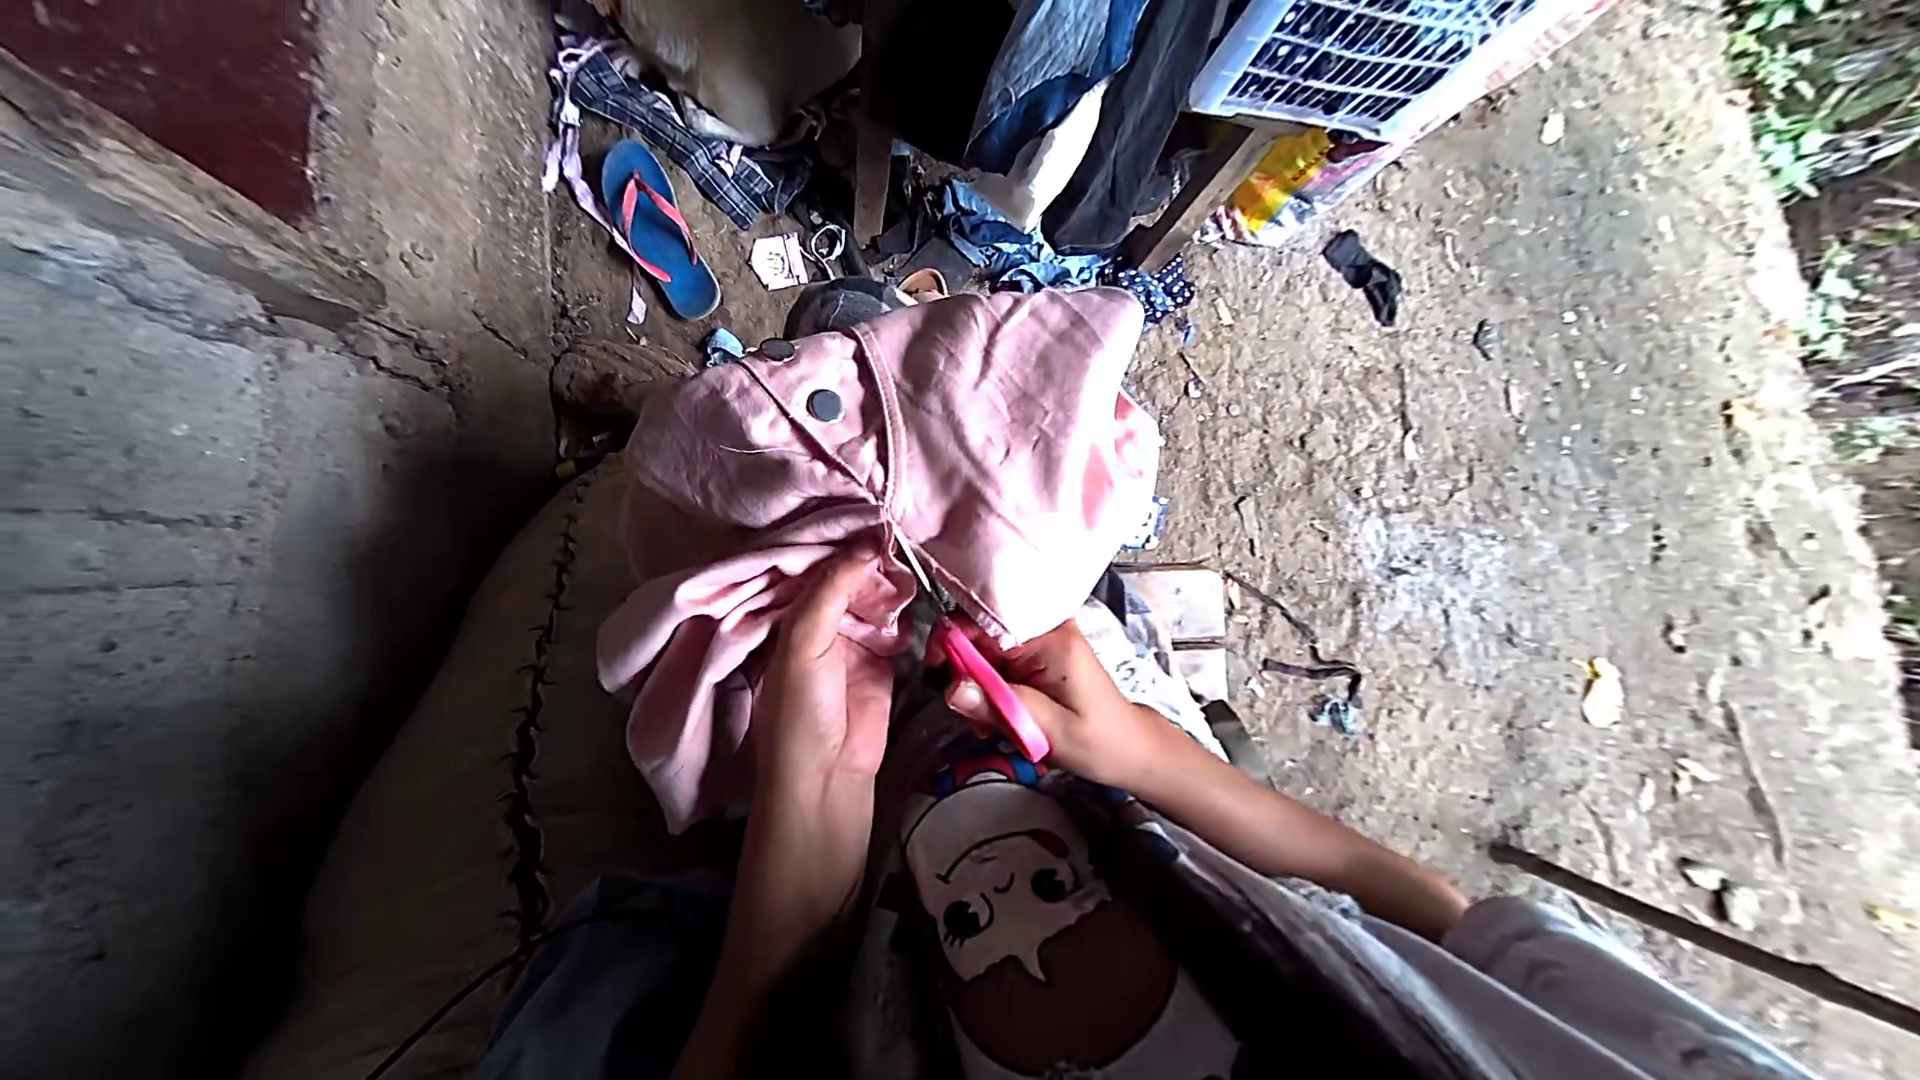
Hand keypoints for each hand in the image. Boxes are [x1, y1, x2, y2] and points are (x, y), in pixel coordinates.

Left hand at [752, 546, 894, 795]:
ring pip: (872, 599)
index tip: (866, 518)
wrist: (830, 776)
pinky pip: (894, 625)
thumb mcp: (803, 642)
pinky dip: (903, 611)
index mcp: (789, 618)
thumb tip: (866, 545)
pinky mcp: (881, 660)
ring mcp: (851, 642)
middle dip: (867, 562)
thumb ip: (830, 591)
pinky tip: (912, 594)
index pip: (814, 570)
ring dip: (887, 584)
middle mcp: (819, 625)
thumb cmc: (801, 708)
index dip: (837, 546)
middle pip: (847, 581)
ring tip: (906, 564)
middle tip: (894, 540)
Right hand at [936, 616, 1175, 788]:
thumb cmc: (1098, 741)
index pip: (984, 622)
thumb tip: (952, 687)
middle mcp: (1043, 628)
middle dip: (966, 675)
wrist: (1129, 748)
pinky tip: (1001, 716)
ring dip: (978, 688)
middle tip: (976, 716)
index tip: (938, 672)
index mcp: (1050, 637)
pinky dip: (991, 690)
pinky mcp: (1037, 655)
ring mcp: (1040, 640)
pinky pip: (997, 663)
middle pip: (979, 636)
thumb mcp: (1048, 730)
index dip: (953, 642)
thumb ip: (1000, 706)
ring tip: (993, 724)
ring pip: (984, 652)